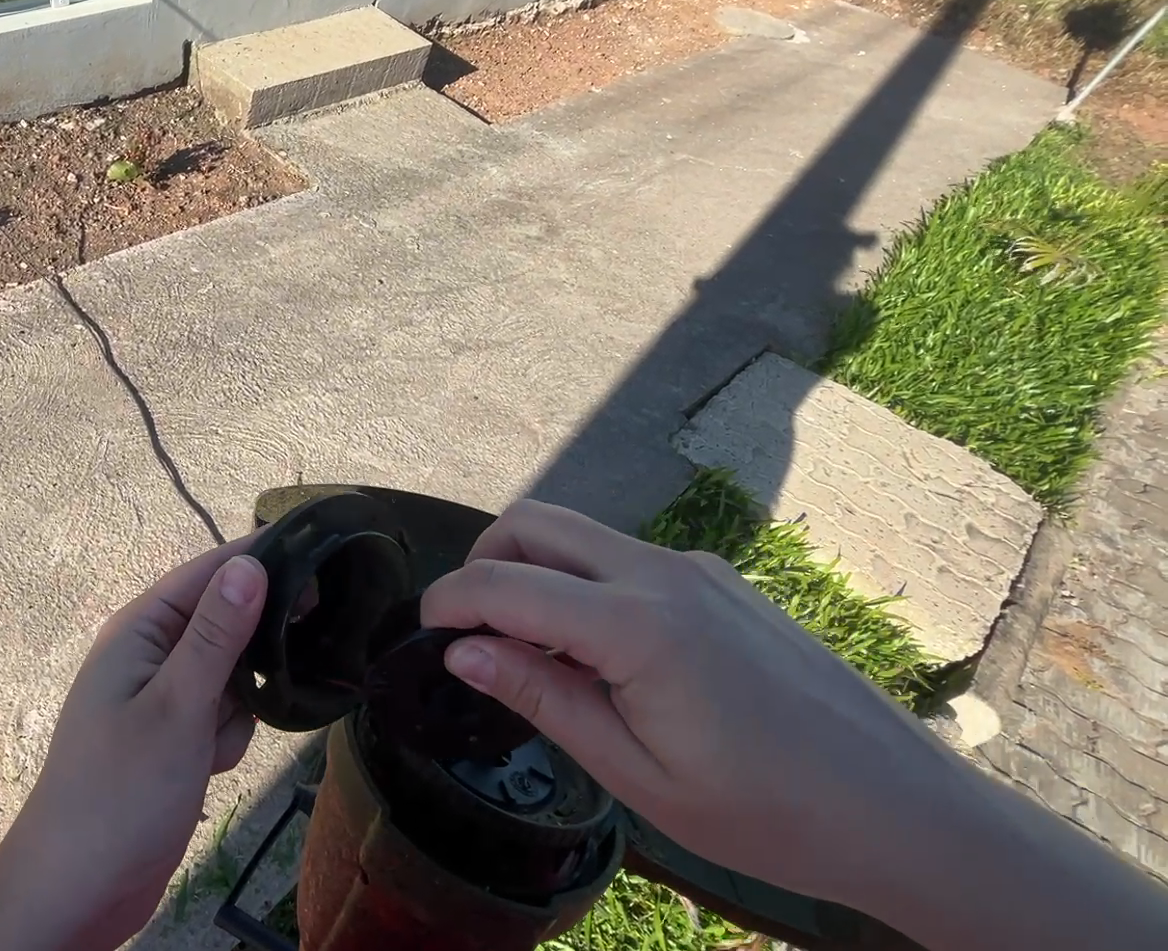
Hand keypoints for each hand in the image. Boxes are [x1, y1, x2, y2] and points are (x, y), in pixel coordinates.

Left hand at [0, 538, 267, 950]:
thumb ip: (216, 634)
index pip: (209, 572)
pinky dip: (226, 736)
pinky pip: (223, 713)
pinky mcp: (176, 733)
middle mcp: (152, 651)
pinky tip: (210, 768)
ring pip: (232, 672)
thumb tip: (250, 563)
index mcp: (141, 629)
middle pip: (226, 621)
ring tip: (214, 744)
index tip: (320, 558)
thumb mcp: (177, 706)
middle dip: (250, 654)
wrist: (81, 889)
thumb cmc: (122, 791)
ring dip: (237, 707)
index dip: (261, 560)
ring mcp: (164, 695)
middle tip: (284, 671)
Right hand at [418, 499, 967, 908]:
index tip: (424, 634)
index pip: (505, 582)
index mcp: (637, 625)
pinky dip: (577, 582)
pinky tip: (600, 652)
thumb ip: (543, 697)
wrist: (912, 815)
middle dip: (482, 561)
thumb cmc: (770, 814)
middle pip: (533, 521)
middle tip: (474, 629)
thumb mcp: (638, 775)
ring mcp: (693, 567)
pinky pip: (618, 556)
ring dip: (530, 570)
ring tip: (536, 650)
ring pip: (575, 532)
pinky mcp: (715, 577)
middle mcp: (661, 572)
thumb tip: (463, 650)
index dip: (448, 600)